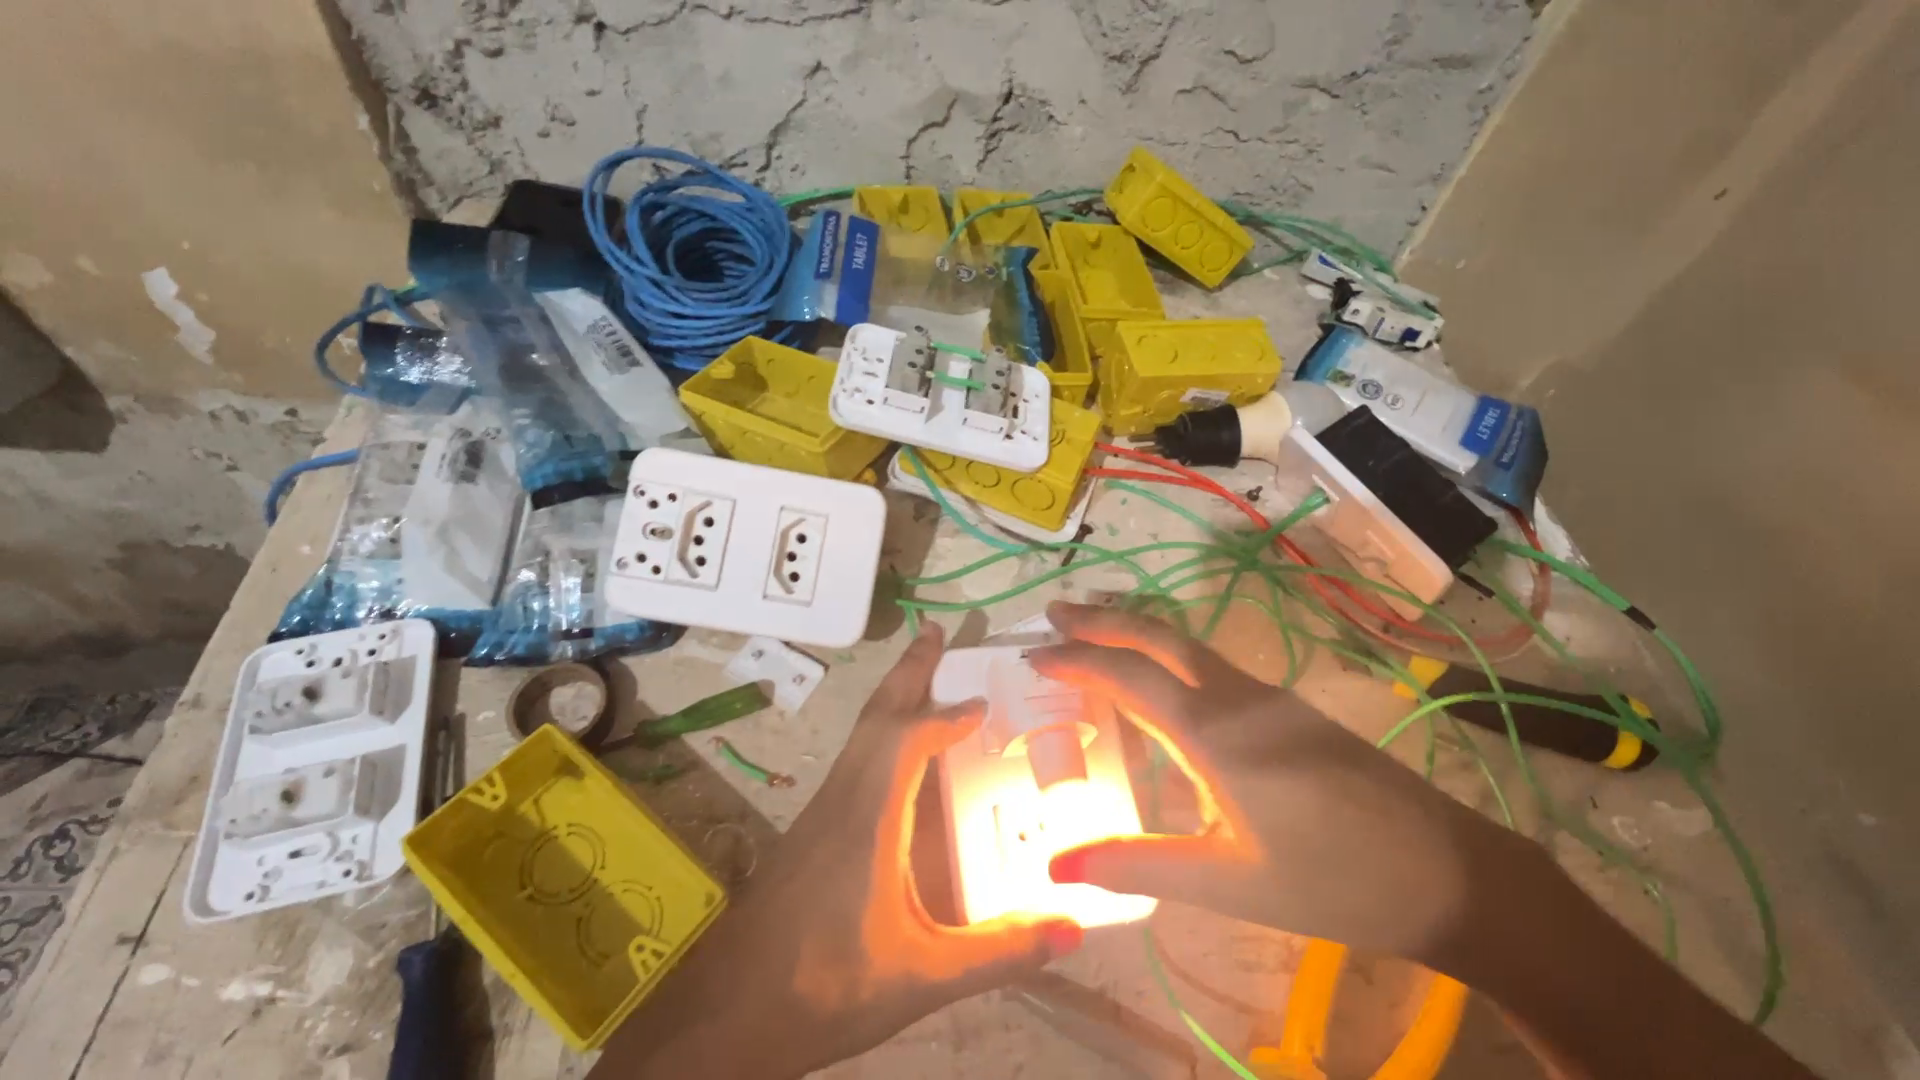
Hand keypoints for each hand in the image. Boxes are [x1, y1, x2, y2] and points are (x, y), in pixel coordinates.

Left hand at [594, 623, 1081, 1078]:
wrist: (729, 1013)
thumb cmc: (826, 986)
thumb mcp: (924, 977)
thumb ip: (999, 952)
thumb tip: (1075, 927)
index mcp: (868, 822)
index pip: (906, 742)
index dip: (945, 714)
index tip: (984, 699)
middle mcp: (842, 801)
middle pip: (876, 718)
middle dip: (908, 672)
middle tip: (937, 630)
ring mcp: (821, 814)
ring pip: (860, 736)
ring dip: (894, 697)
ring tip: (926, 675)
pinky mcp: (813, 831)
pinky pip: (855, 761)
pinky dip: (883, 735)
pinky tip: (902, 758)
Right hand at [1031, 602, 1525, 973]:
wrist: (1450, 873)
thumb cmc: (1333, 882)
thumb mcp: (1227, 883)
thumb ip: (1137, 866)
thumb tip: (1054, 867)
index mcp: (1215, 735)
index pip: (1129, 676)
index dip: (1076, 660)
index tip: (1031, 655)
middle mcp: (1239, 701)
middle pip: (1160, 637)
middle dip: (1103, 619)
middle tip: (1053, 612)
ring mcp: (1270, 701)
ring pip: (1189, 646)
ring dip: (1136, 631)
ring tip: (1093, 632)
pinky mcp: (1291, 714)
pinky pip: (1212, 667)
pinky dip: (1168, 656)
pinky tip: (1160, 684)